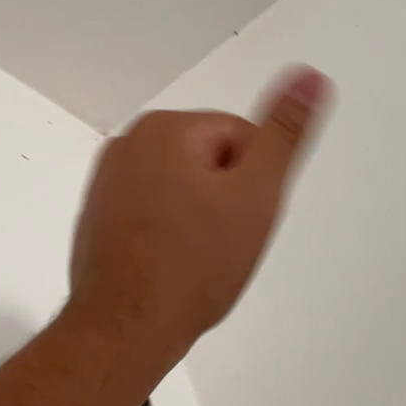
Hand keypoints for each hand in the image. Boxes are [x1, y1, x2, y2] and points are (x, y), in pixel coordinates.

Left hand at [67, 67, 327, 351]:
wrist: (127, 328)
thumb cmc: (188, 268)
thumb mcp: (256, 194)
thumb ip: (285, 132)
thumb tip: (308, 77)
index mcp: (163, 129)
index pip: (240, 139)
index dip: (252, 185)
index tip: (238, 219)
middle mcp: (126, 147)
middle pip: (207, 161)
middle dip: (223, 200)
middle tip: (217, 243)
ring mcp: (106, 184)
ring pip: (180, 191)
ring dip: (195, 220)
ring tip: (192, 258)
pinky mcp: (97, 218)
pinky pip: (151, 215)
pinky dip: (165, 236)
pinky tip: (169, 267)